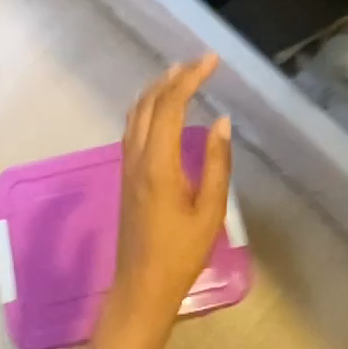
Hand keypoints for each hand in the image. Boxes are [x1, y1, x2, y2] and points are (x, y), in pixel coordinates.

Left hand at [102, 54, 233, 343]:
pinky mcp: (126, 174)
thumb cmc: (181, 254)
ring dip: (156, 89)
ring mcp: (127, 165)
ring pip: (136, 112)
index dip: (190, 78)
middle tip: (199, 62)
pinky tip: (160, 108)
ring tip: (179, 74)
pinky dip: (147, 106)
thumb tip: (221, 122)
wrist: (141, 286)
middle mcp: (136, 156)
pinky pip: (132, 127)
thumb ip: (216, 163)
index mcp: (158, 163)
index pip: (170, 105)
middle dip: (173, 77)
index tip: (211, 61)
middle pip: (149, 102)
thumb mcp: (210, 211)